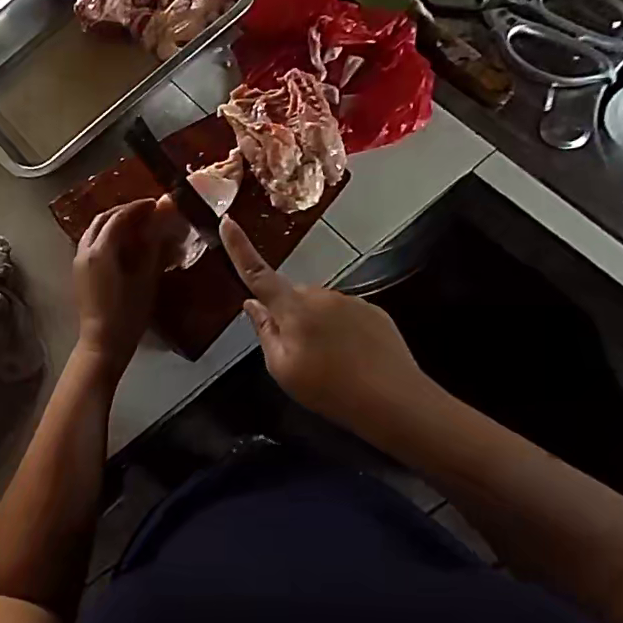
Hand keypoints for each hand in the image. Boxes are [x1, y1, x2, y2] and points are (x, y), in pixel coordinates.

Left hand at [74, 199, 162, 373]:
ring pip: (94, 231)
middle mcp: (84, 251)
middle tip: (146, 211)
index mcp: (100, 250)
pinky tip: (123, 243)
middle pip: (102, 220)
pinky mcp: (79, 273)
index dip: (137, 208)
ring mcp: (78, 262)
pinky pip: (91, 243)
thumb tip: (158, 225)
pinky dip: (106, 235)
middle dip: (123, 211)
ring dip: (113, 222)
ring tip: (136, 224)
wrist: (102, 342)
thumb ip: (151, 249)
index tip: (155, 203)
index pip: (118, 218)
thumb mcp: (145, 279)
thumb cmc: (127, 313)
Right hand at [219, 216, 432, 424]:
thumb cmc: (328, 388)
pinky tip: (348, 359)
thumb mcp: (281, 368)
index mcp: (293, 308)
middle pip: (291, 296)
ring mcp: (350, 302)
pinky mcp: (373, 313)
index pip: (258, 273)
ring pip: (317, 306)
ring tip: (325, 363)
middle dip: (286, 315)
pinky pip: (342, 315)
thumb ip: (265, 332)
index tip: (228, 220)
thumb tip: (253, 304)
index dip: (239, 247)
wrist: (395, 401)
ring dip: (313, 325)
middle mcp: (321, 296)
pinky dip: (337, 331)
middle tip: (293, 353)